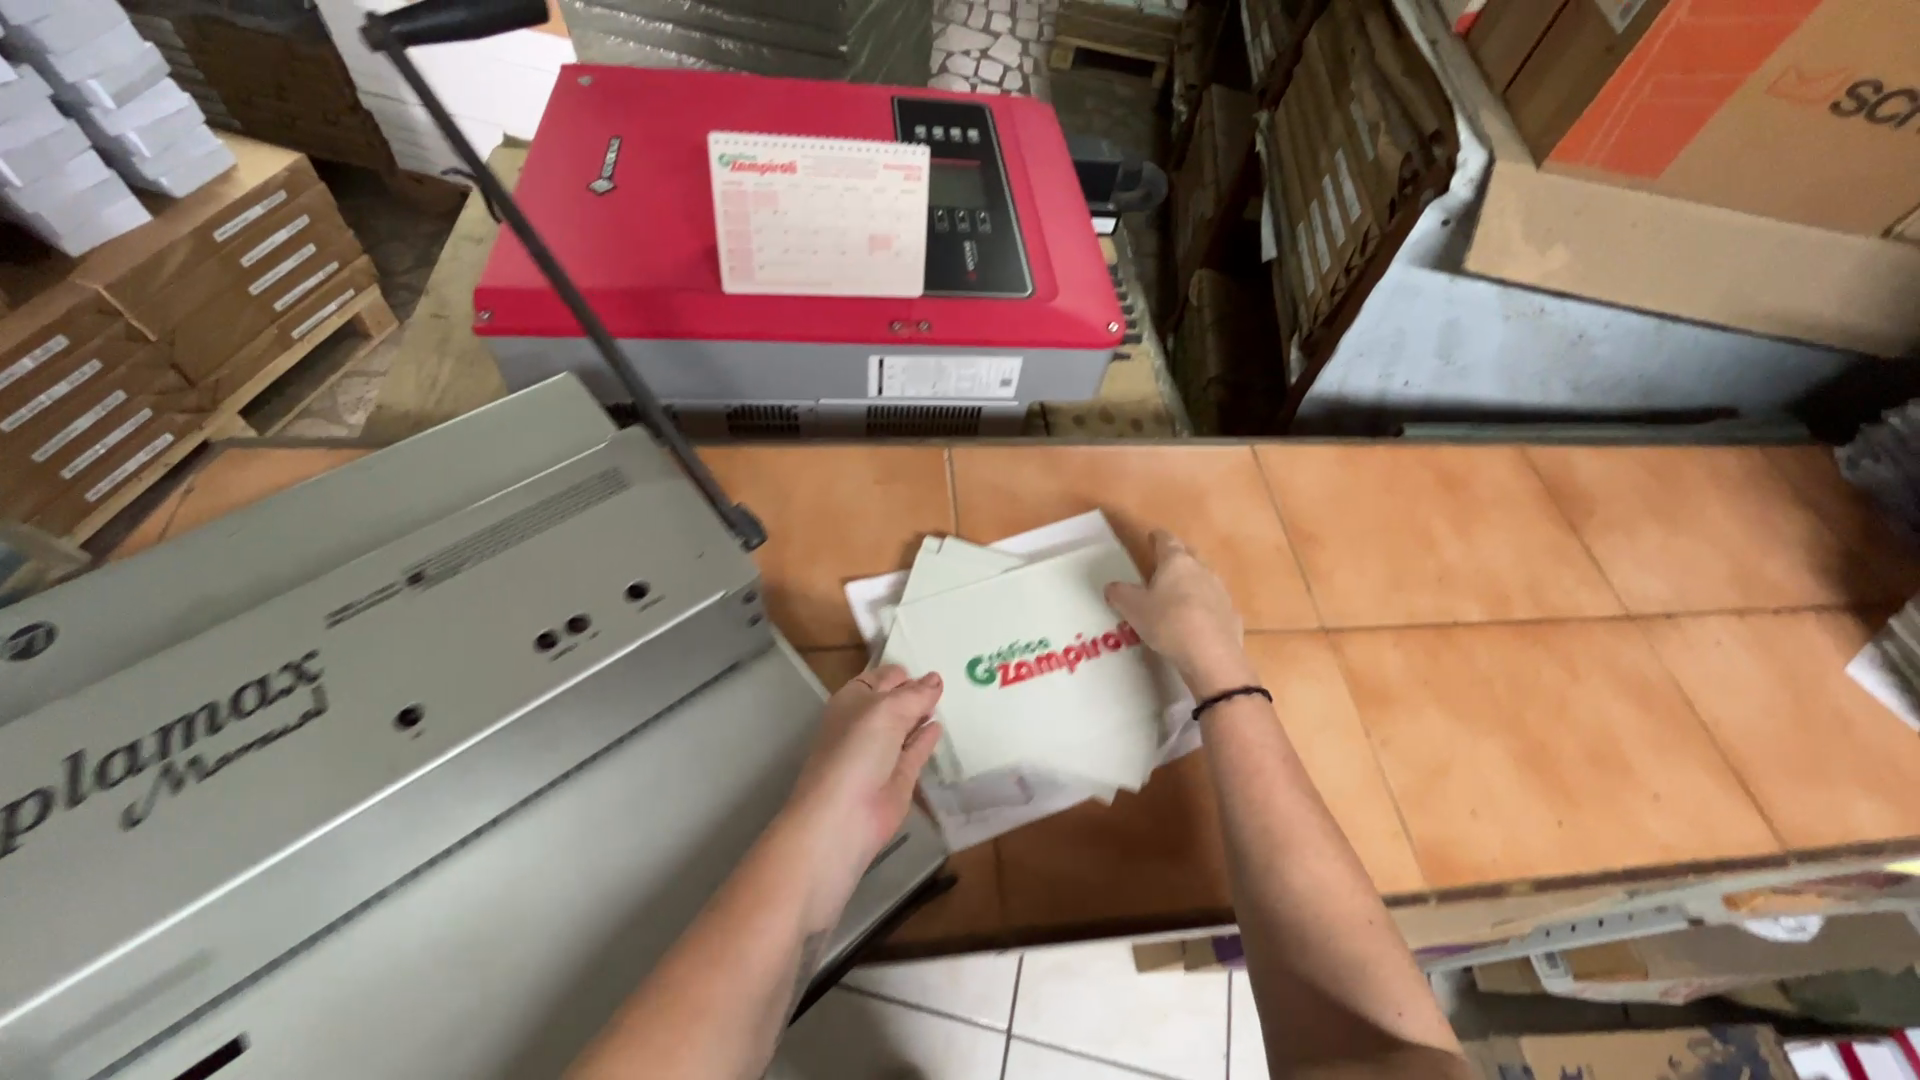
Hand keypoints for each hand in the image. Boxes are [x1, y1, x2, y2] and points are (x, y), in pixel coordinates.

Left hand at [784, 666, 943, 891]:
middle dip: (916, 689)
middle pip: (895, 700)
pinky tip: (940, 726)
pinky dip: (927, 738)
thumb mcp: (886, 709)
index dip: (904, 671)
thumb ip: (915, 694)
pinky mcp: (898, 776)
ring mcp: (882, 751)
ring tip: (952, 697)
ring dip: (924, 712)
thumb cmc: (857, 749)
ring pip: (906, 724)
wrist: (845, 815)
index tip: (932, 661)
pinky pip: (916, 749)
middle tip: (950, 675)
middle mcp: (866, 723)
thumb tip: (936, 680)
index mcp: (853, 700)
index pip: (881, 677)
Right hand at [1104, 530, 1254, 696]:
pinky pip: (1214, 604)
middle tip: (1164, 565)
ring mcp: (1220, 591)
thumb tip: (1112, 586)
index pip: (1166, 540)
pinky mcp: (1231, 614)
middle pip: (1189, 555)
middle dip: (1177, 557)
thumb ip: (1120, 594)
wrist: (1211, 654)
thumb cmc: (1167, 622)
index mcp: (1176, 562)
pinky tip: (1197, 621)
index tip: (1152, 537)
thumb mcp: (1133, 609)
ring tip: (1179, 595)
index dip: (1157, 538)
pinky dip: (1204, 607)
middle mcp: (1201, 570)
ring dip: (1192, 582)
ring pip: (1204, 579)